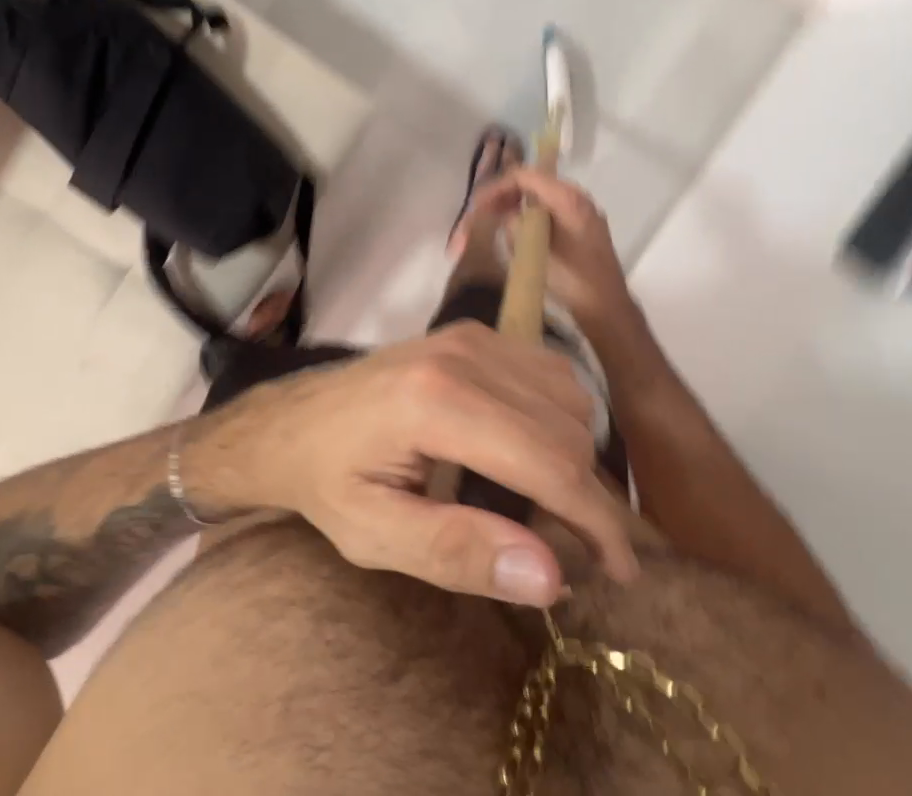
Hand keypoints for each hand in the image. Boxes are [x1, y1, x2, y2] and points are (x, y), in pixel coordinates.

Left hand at [195, 322, 639, 605]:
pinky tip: (528, 456)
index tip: (621, 573)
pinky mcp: (475, 334)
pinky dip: (559, 421)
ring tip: (544, 506)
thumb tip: (551, 576)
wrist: (290, 421)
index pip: (549, 464)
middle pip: (570, 430)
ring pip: (571, 399)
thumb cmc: (326, 483)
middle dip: (585, 498)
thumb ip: (457, 552)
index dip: (597, 524)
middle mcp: (464, 355)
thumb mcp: (374, 535)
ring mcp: (471, 336)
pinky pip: (551, 375)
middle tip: (567, 550)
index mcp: (435, 403)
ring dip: (574, 458)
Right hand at [453, 168, 644, 345]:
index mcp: (567, 198)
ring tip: (497, 220)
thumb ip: (516, 227)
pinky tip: (519, 231)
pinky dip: (532, 215)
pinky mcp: (583, 226)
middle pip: (534, 182)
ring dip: (518, 204)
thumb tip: (508, 217)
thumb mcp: (535, 252)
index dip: (497, 188)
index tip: (478, 206)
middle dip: (506, 195)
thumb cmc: (571, 279)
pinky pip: (552, 210)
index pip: (524, 176)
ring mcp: (583, 211)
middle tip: (484, 213)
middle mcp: (577, 197)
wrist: (606, 305)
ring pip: (542, 196)